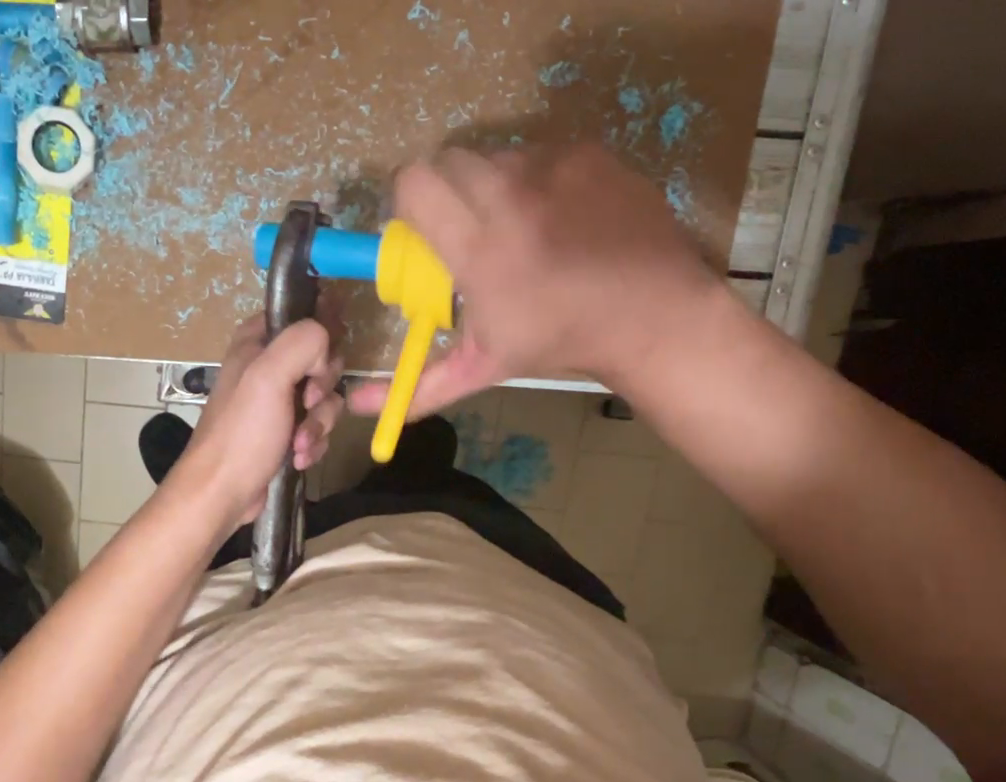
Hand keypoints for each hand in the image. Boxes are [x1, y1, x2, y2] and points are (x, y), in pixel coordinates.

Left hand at [171, 314, 343, 528]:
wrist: (222, 492)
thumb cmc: (241, 432)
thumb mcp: (269, 375)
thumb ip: (304, 342)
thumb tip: (325, 353)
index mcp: (255, 341)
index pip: (304, 318)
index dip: (320, 343)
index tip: (316, 368)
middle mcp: (266, 366)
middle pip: (323, 363)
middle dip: (322, 392)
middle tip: (306, 407)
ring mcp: (275, 402)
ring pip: (324, 400)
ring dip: (318, 425)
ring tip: (297, 446)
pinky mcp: (283, 432)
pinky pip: (316, 428)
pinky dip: (312, 444)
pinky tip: (297, 459)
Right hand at [349, 144, 733, 417]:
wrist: (652, 315)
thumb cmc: (557, 344)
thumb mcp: (480, 369)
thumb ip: (415, 388)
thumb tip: (352, 405)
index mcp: (479, 248)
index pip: (414, 183)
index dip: (410, 203)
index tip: (425, 234)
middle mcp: (512, 196)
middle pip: (448, 161)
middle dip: (447, 193)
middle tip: (466, 232)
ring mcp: (555, 167)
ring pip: (495, 157)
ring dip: (491, 187)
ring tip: (519, 229)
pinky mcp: (589, 152)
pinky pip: (539, 153)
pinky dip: (536, 180)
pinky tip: (559, 218)